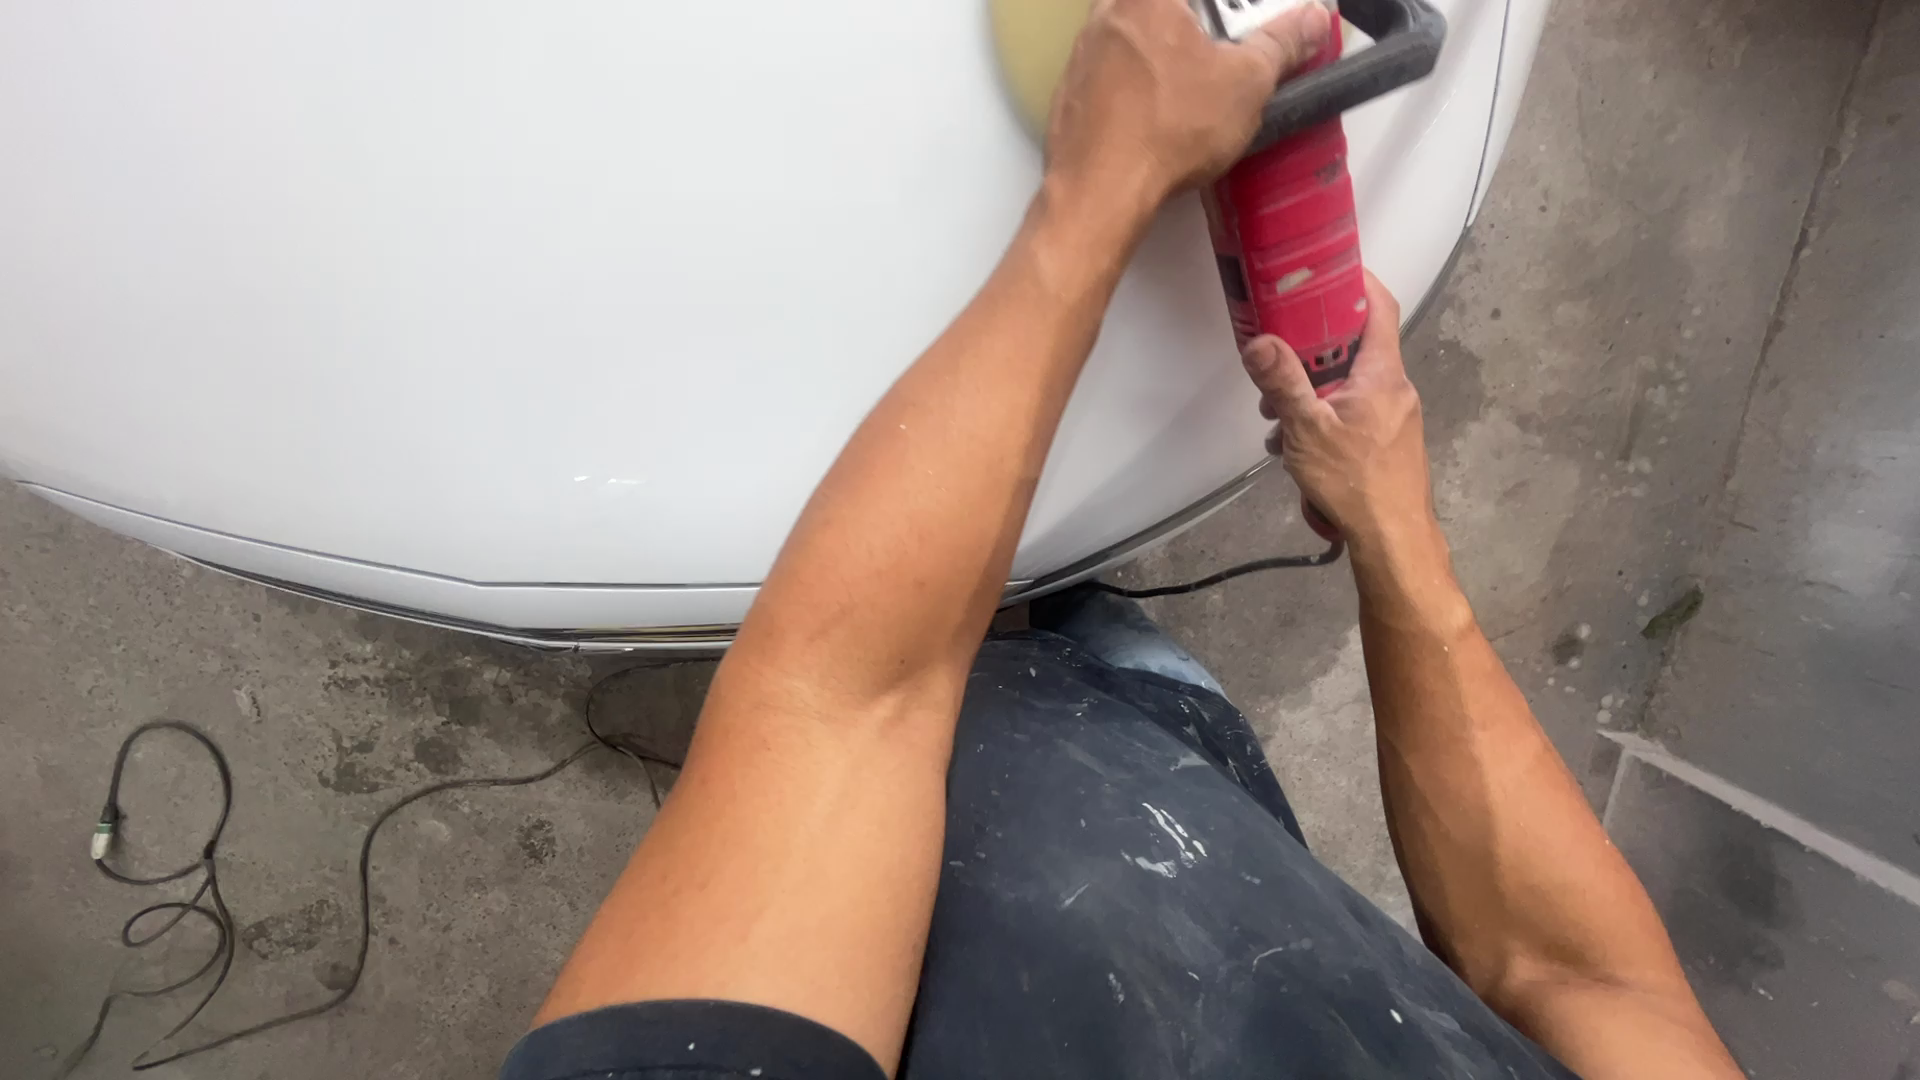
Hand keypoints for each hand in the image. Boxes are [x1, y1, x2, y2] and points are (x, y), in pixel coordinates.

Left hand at [1045, 0, 1332, 212]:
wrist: (1099, 194)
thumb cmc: (1170, 130)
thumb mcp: (1246, 84)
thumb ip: (1280, 45)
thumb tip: (1310, 21)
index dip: (1222, 13)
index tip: (1231, 32)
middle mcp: (1105, 15)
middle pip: (1153, 9)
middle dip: (1183, 27)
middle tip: (1207, 54)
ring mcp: (1078, 59)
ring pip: (1123, 40)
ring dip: (1151, 58)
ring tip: (1178, 92)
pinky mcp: (1065, 102)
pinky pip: (1100, 82)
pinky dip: (1124, 94)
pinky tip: (1144, 123)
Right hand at [1242, 273, 1439, 556]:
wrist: (1392, 536)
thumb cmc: (1353, 479)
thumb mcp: (1306, 429)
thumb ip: (1283, 383)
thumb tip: (1259, 340)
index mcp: (1382, 374)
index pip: (1378, 307)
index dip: (1355, 282)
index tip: (1322, 272)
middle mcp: (1395, 388)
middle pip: (1354, 348)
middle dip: (1309, 354)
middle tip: (1275, 367)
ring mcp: (1394, 417)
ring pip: (1348, 386)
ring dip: (1310, 395)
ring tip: (1276, 422)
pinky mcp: (1388, 443)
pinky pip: (1352, 414)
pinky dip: (1323, 419)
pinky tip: (1296, 449)